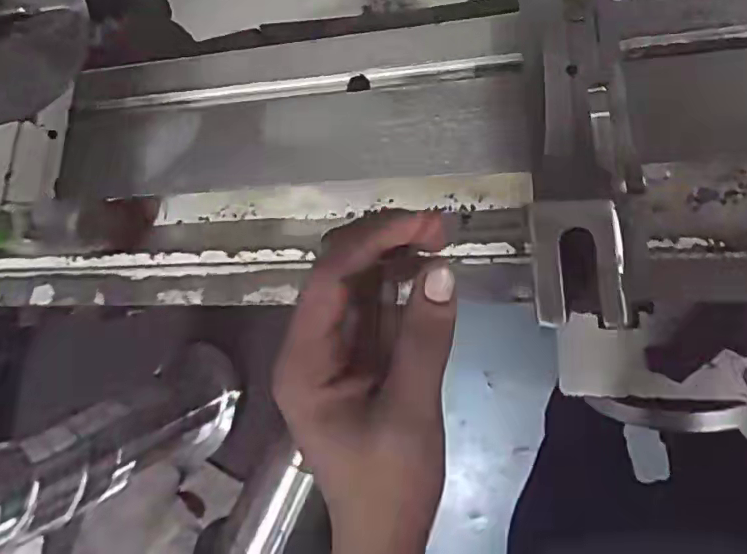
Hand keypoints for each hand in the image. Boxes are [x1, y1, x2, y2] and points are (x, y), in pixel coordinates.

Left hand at [273, 211, 457, 553]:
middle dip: (384, 237)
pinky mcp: (361, 346)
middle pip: (338, 266)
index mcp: (304, 360)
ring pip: (357, 273)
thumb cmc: (388, 484)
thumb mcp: (410, 414)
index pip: (329, 279)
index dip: (372, 241)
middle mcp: (311, 342)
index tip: (420, 223)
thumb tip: (442, 269)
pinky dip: (402, 272)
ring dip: (395, 247)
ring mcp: (336, 341)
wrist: (386, 534)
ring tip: (438, 234)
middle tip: (436, 226)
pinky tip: (428, 261)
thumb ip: (423, 340)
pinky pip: (376, 294)